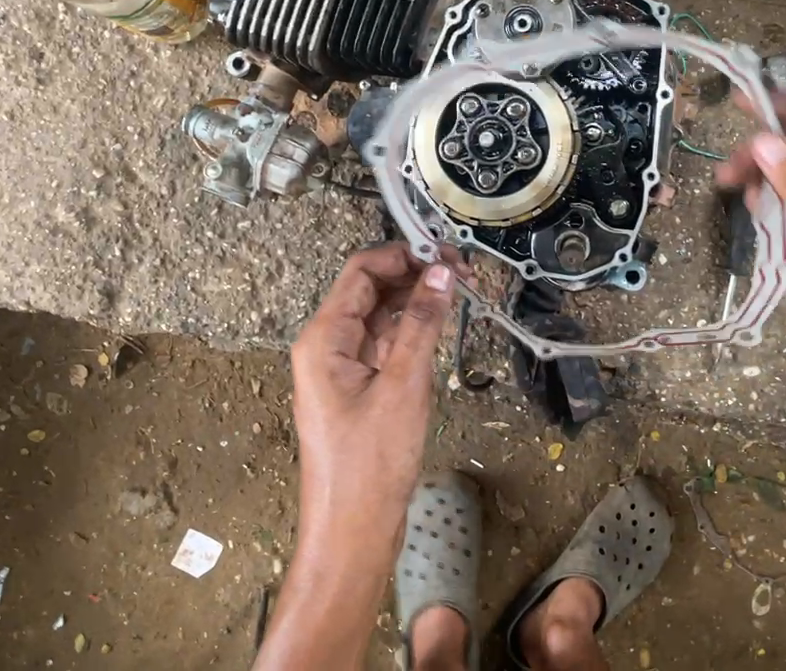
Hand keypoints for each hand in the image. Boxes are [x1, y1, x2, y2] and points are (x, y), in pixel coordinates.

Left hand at [289, 242, 455, 556]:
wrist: (354, 531)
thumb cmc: (371, 463)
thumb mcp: (403, 384)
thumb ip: (422, 323)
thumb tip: (441, 272)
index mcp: (323, 337)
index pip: (362, 271)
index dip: (404, 255)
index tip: (447, 255)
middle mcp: (326, 345)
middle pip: (370, 289)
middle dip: (414, 274)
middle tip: (461, 273)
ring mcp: (341, 367)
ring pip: (379, 315)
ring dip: (415, 300)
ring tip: (458, 293)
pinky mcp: (358, 387)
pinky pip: (383, 342)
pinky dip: (411, 328)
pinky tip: (440, 324)